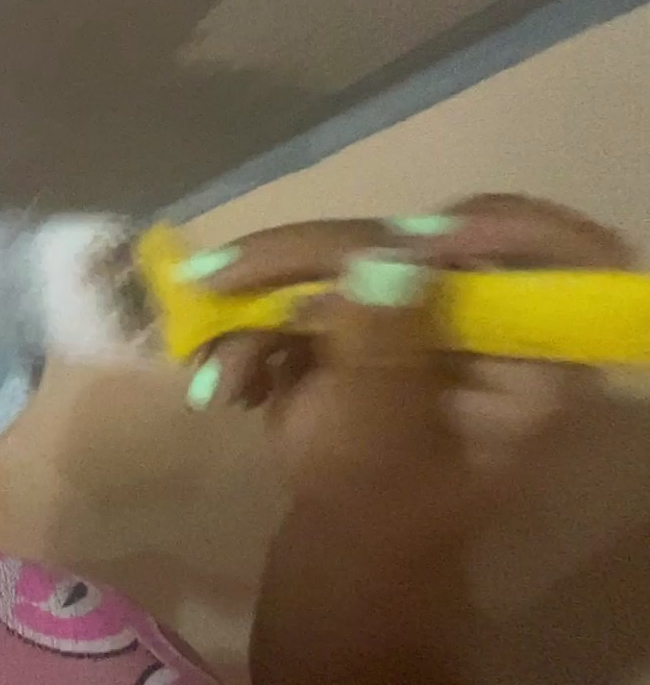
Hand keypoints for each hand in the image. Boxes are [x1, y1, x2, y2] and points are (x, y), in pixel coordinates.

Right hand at [192, 195, 633, 526]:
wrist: (340, 533)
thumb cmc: (378, 502)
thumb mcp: (382, 434)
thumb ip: (383, 349)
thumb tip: (381, 255)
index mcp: (524, 351)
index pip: (549, 254)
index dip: (486, 228)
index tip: (397, 242)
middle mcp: (470, 317)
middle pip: (390, 246)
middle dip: (288, 265)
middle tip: (212, 280)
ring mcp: (402, 315)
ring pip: (319, 267)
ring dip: (248, 310)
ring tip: (212, 369)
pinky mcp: (349, 319)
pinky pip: (287, 293)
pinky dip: (244, 328)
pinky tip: (226, 377)